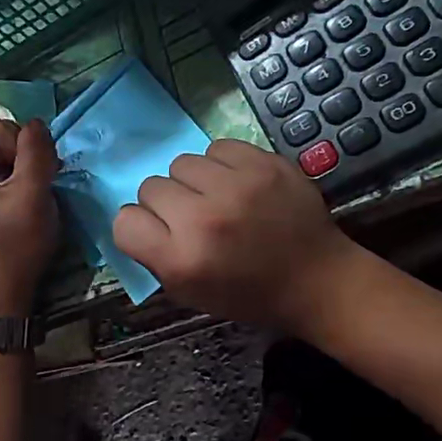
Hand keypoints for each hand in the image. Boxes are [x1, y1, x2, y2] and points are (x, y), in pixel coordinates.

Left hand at [0, 119, 60, 316]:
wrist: (3, 292)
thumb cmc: (16, 246)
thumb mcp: (32, 196)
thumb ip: (36, 154)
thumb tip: (38, 124)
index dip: (25, 146)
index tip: (40, 175)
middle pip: (0, 138)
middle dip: (27, 156)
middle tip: (41, 184)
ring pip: (5, 153)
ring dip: (27, 168)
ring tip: (36, 194)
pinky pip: (3, 170)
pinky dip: (21, 179)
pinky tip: (27, 199)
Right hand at [113, 139, 360, 331]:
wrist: (316, 279)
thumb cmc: (249, 293)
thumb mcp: (190, 293)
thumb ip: (156, 256)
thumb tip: (137, 218)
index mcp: (182, 259)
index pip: (125, 221)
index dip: (139, 226)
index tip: (159, 232)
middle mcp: (204, 218)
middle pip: (150, 187)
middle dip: (167, 203)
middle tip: (194, 217)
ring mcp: (236, 186)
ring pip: (182, 162)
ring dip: (194, 181)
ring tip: (218, 198)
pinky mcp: (263, 164)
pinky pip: (217, 147)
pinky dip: (222, 164)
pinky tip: (238, 184)